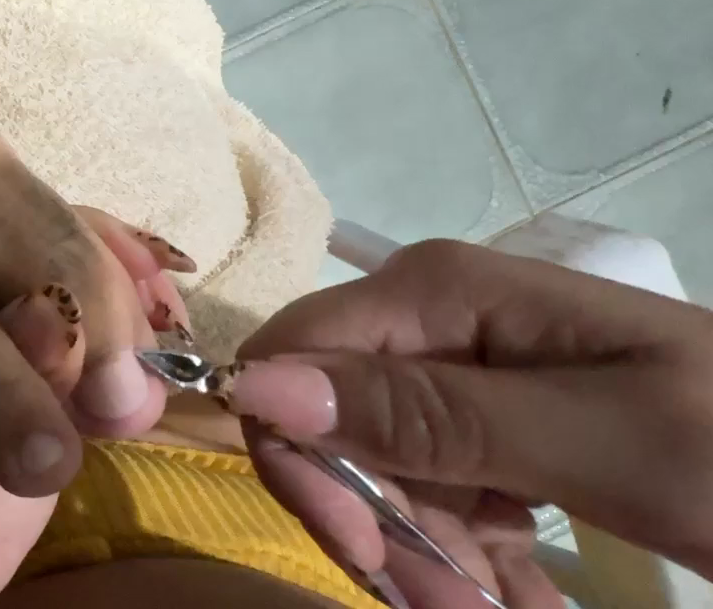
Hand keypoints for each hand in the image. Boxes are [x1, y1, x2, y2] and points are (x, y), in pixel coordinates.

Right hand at [228, 237, 712, 605]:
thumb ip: (430, 413)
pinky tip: (508, 598)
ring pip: (374, 461)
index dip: (295, 447)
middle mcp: (425, 320)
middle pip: (330, 414)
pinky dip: (457, 553)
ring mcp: (459, 372)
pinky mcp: (492, 425)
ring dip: (414, 547)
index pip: (293, 355)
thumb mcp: (617, 446)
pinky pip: (432, 486)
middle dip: (370, 514)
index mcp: (434, 292)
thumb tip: (253, 386)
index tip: (363, 554)